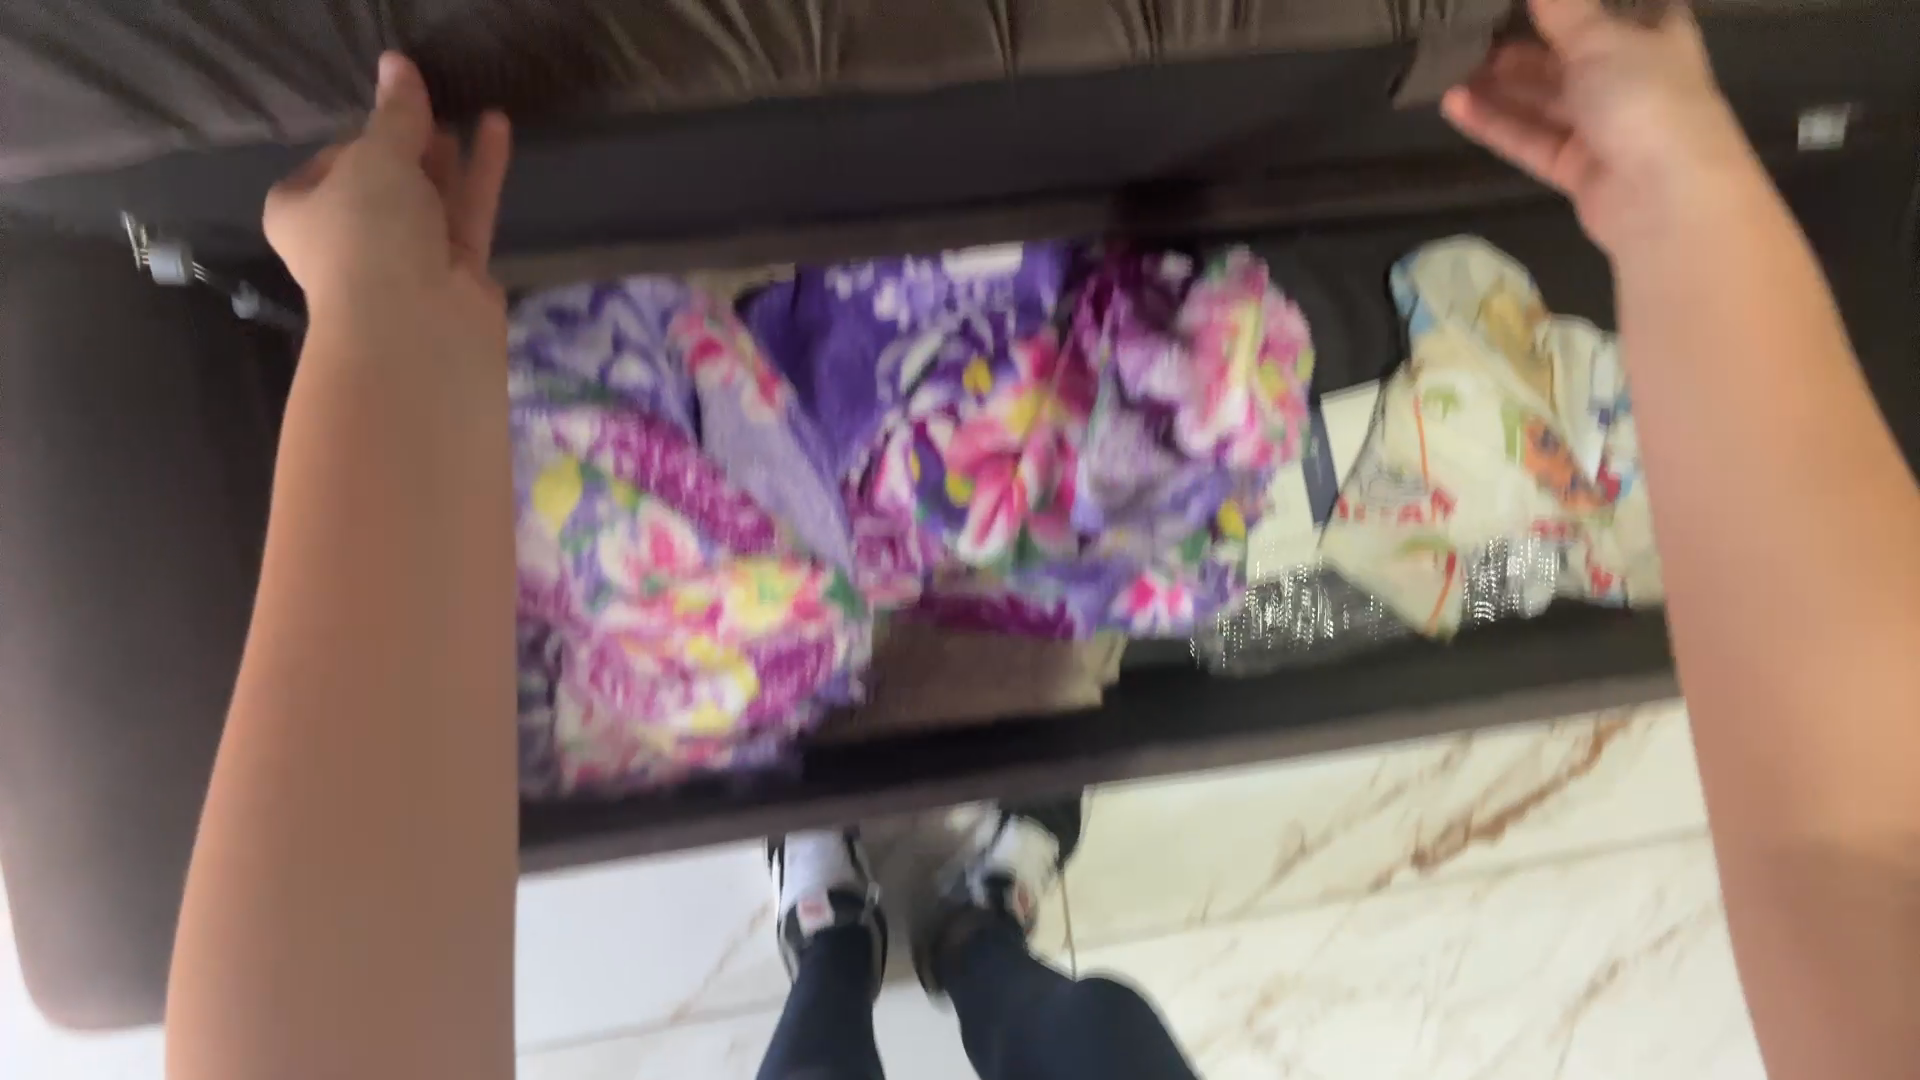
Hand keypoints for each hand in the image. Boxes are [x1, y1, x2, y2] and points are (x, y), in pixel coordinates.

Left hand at [265, 52, 511, 343]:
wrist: (417, 326)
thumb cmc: (370, 237)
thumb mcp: (376, 161)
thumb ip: (396, 116)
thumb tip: (398, 65)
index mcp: (304, 211)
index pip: (336, 160)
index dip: (367, 135)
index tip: (396, 112)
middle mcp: (356, 236)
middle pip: (389, 180)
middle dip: (413, 146)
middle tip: (436, 108)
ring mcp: (412, 258)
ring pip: (433, 197)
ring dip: (451, 157)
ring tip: (471, 112)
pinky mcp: (461, 272)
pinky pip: (470, 213)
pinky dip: (482, 175)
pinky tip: (496, 132)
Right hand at [1442, 0, 1763, 258]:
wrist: (1661, 190)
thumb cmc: (1645, 97)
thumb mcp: (1603, 41)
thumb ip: (1566, 12)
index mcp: (1651, 35)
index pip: (1603, 13)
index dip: (1561, 9)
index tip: (1515, 5)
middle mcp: (1625, 76)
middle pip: (1563, 59)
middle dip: (1518, 51)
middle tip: (1468, 39)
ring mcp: (1596, 124)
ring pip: (1539, 101)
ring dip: (1497, 88)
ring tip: (1449, 73)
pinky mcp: (1568, 164)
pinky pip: (1525, 137)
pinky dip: (1492, 122)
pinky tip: (1455, 106)